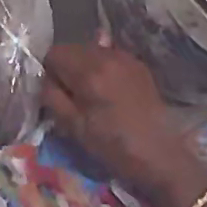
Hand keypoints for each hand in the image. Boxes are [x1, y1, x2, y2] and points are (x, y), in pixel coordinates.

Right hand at [43, 44, 206, 206]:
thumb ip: (51, 96)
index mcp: (88, 73)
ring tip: (91, 90)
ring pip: (91, 49)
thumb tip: (44, 78)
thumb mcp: (72, 126)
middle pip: (72, 47)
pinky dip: (102, 65)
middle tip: (71, 91)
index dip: (49, 70)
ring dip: (84, 64)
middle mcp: (107, 57)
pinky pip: (110, 55)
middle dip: (66, 65)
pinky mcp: (139, 66)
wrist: (161, 158)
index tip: (55, 90)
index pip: (54, 53)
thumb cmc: (113, 146)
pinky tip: (108, 87)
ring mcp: (126, 59)